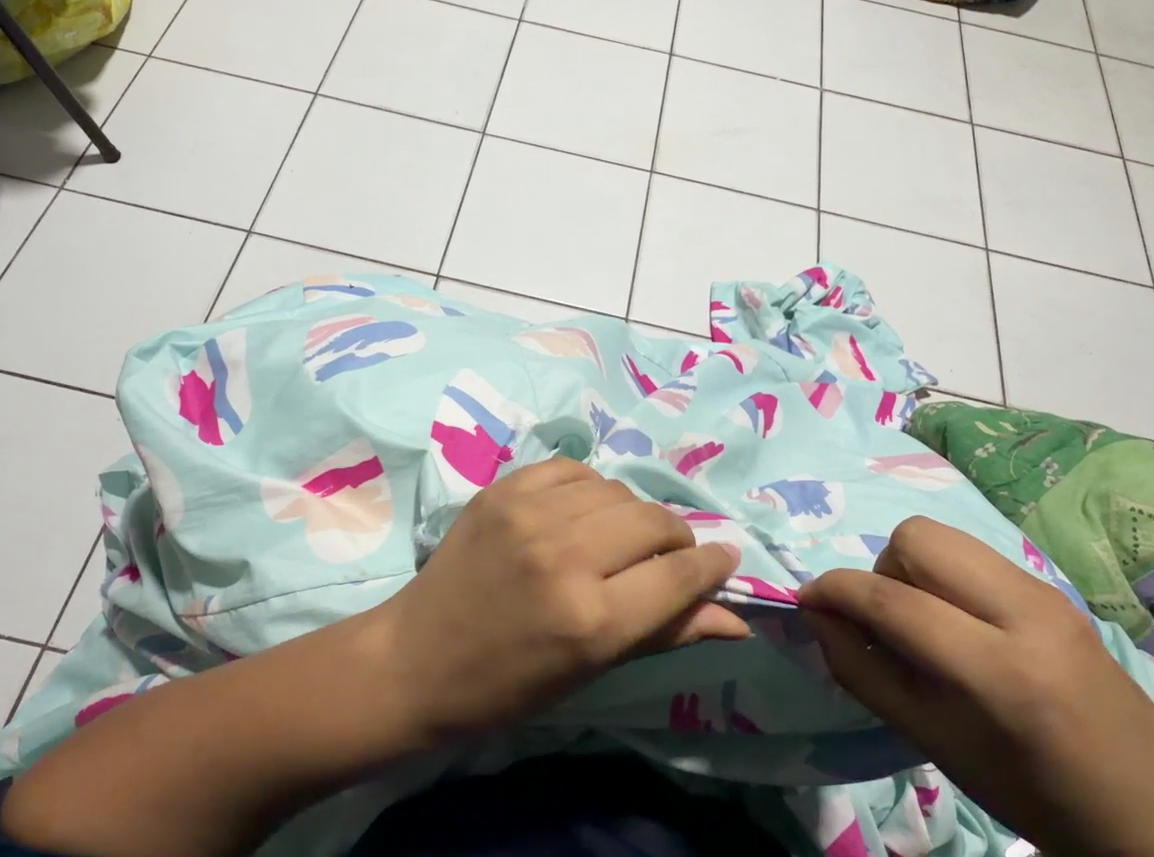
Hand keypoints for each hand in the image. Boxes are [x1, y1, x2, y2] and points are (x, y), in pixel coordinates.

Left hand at [373, 458, 749, 740]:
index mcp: (592, 619)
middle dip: (676, 538)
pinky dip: (588, 488)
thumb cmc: (508, 686)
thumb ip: (668, 632)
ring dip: (631, 513)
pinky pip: (570, 468)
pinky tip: (581, 511)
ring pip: (616, 489)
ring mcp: (529, 515)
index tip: (724, 560)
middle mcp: (566, 556)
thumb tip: (738, 619)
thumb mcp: (592, 670)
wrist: (415, 659)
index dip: (712, 565)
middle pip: (653, 521)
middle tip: (669, 555)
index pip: (679, 574)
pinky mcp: (501, 491)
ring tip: (619, 537)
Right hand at [799, 518, 1153, 856]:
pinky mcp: (1057, 590)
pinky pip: (976, 556)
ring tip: (925, 621)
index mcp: (998, 669)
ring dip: (914, 569)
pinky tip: (961, 624)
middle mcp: (1027, 611)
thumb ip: (863, 673)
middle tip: (887, 619)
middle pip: (918, 536)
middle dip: (883, 569)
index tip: (808, 601)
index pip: (892, 600)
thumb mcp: (933, 742)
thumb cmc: (1028, 791)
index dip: (834, 591)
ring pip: (946, 536)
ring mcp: (1048, 593)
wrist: (1143, 811)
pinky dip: (947, 577)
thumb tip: (817, 616)